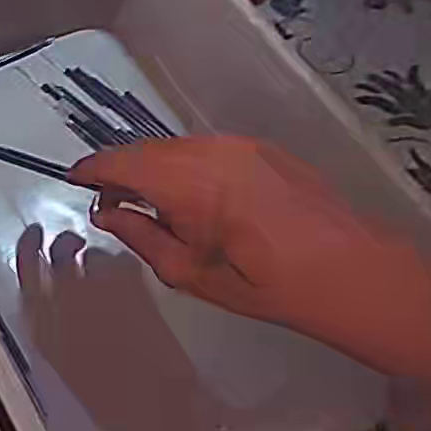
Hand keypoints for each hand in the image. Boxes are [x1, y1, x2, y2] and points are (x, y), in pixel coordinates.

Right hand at [13, 225, 210, 430]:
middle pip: (58, 254)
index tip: (35, 236)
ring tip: (102, 267)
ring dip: (95, 255)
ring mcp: (106, 297)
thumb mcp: (66, 367)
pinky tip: (126, 277)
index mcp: (44, 329)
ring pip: (93, 254)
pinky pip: (124, 262)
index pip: (27, 269)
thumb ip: (54, 329)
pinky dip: (122, 263)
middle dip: (64, 244)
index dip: (29, 247)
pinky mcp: (138, 295)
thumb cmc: (114, 404)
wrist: (163, 420)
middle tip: (71, 243)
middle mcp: (70, 307)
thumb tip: (50, 300)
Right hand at [70, 137, 430, 376]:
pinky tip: (188, 197)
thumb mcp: (190, 273)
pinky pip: (203, 149)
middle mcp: (211, 151)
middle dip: (119, 173)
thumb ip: (140, 235)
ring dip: (151, 169)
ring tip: (148, 206)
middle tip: (110, 205)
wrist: (356, 273)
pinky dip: (181, 166)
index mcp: (188, 183)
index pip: (121, 163)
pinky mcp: (261, 148)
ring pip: (174, 147)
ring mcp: (240, 145)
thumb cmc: (268, 285)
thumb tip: (107, 213)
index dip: (91, 170)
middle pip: (145, 150)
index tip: (74, 182)